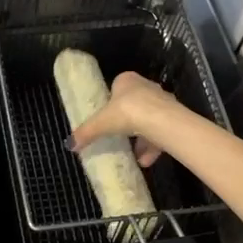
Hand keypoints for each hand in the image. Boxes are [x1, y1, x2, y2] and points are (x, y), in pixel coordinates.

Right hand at [68, 72, 182, 167]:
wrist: (160, 120)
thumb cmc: (126, 112)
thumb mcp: (100, 123)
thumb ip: (86, 133)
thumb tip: (69, 145)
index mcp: (127, 80)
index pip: (117, 88)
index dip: (111, 103)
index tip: (107, 118)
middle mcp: (146, 87)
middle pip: (134, 105)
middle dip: (127, 122)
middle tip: (119, 136)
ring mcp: (162, 101)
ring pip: (148, 120)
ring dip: (141, 139)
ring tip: (133, 155)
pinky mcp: (173, 117)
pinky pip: (160, 132)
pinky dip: (152, 146)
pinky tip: (145, 161)